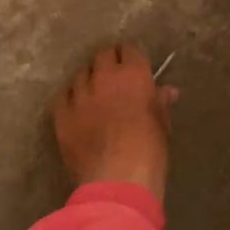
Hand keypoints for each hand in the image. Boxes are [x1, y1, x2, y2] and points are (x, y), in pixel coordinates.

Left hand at [52, 43, 178, 200]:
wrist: (118, 180)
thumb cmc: (148, 151)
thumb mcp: (161, 124)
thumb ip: (160, 102)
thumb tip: (168, 91)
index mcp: (133, 73)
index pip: (129, 49)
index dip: (130, 56)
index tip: (133, 65)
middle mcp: (104, 76)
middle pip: (102, 55)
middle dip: (108, 62)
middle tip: (113, 78)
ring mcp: (80, 93)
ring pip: (81, 74)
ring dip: (88, 80)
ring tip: (93, 94)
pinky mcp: (62, 114)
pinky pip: (63, 97)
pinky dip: (70, 99)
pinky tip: (75, 109)